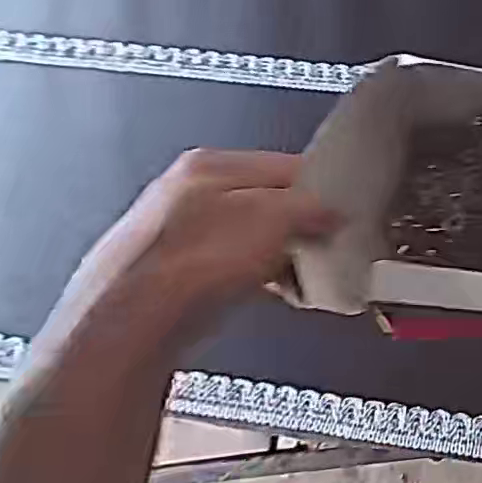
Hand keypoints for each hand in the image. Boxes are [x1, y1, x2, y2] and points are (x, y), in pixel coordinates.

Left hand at [43, 149, 336, 349]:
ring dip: (282, 254)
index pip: (287, 166)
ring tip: (299, 275)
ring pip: (255, 235)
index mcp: (211, 164)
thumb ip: (310, 207)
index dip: (322, 191)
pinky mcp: (182, 268)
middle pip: (270, 201)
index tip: (343, 217)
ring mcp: (183, 230)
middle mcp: (192, 190)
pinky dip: (259, 275)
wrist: (138, 318)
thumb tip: (331, 211)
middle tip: (323, 248)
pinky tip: (271, 291)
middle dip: (301, 227)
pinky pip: (237, 264)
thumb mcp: (273, 219)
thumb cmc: (198, 261)